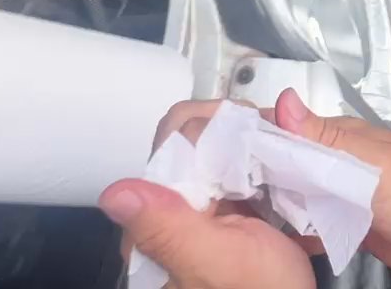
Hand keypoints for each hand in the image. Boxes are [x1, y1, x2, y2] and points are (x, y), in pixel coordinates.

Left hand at [98, 113, 315, 288]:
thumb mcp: (217, 263)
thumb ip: (169, 229)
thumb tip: (114, 193)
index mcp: (153, 229)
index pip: (169, 147)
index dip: (209, 127)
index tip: (249, 130)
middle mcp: (168, 217)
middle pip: (191, 142)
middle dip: (231, 129)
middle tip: (268, 141)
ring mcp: (198, 213)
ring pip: (215, 147)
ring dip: (247, 139)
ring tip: (276, 151)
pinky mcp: (224, 212)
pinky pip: (234, 164)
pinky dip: (257, 153)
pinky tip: (276, 163)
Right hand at [140, 92, 390, 286]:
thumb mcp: (375, 170)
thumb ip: (324, 142)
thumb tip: (283, 101)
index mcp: (329, 136)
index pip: (259, 124)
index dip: (214, 137)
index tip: (171, 162)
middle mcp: (325, 156)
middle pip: (255, 158)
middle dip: (213, 173)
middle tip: (168, 202)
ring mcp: (330, 189)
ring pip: (268, 189)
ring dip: (233, 201)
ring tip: (190, 222)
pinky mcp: (339, 222)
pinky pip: (289, 220)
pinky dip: (263, 228)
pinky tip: (240, 243)